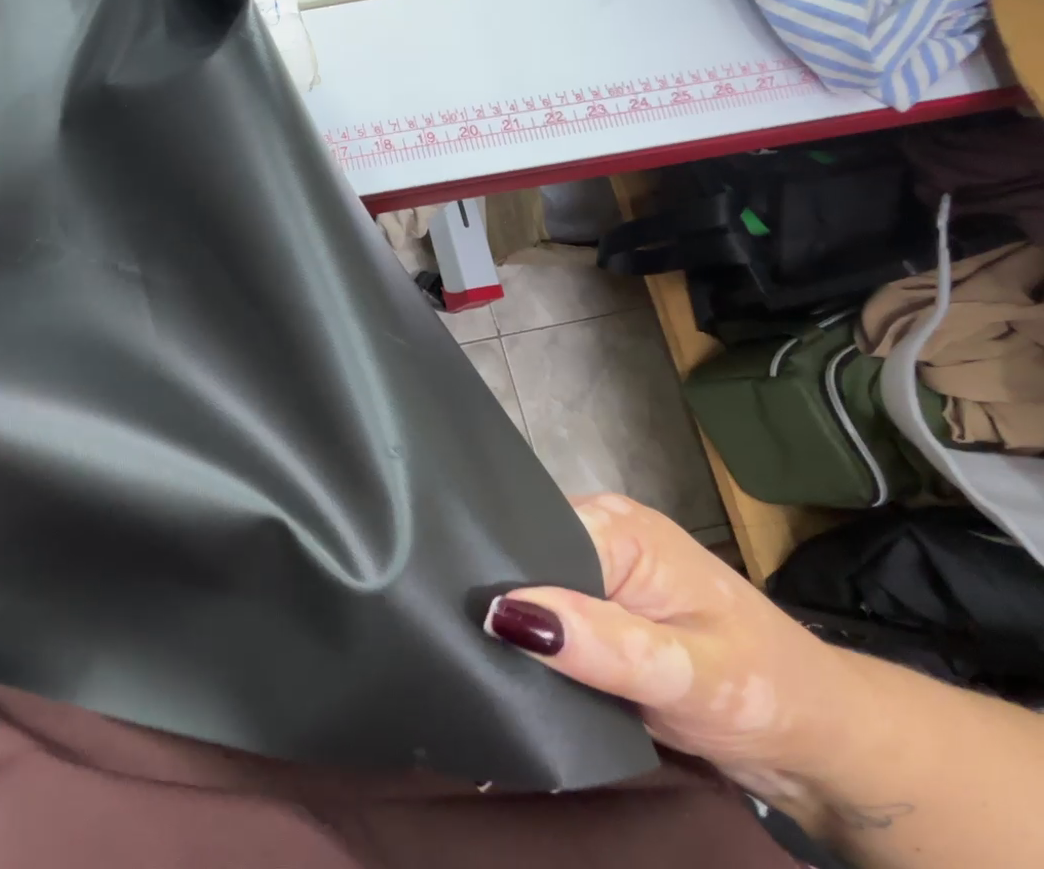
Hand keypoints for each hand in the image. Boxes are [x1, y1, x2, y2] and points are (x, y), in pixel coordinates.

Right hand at [483, 494, 857, 793]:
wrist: (814, 742)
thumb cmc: (768, 698)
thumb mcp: (691, 676)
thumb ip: (605, 645)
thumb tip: (503, 612)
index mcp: (621, 529)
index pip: (528, 534)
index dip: (493, 574)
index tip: (459, 614)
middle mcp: (597, 537)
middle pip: (514, 556)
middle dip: (488, 598)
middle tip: (457, 640)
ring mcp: (590, 573)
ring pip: (516, 587)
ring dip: (498, 623)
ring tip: (468, 653)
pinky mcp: (586, 607)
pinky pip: (532, 613)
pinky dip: (516, 639)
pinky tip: (498, 660)